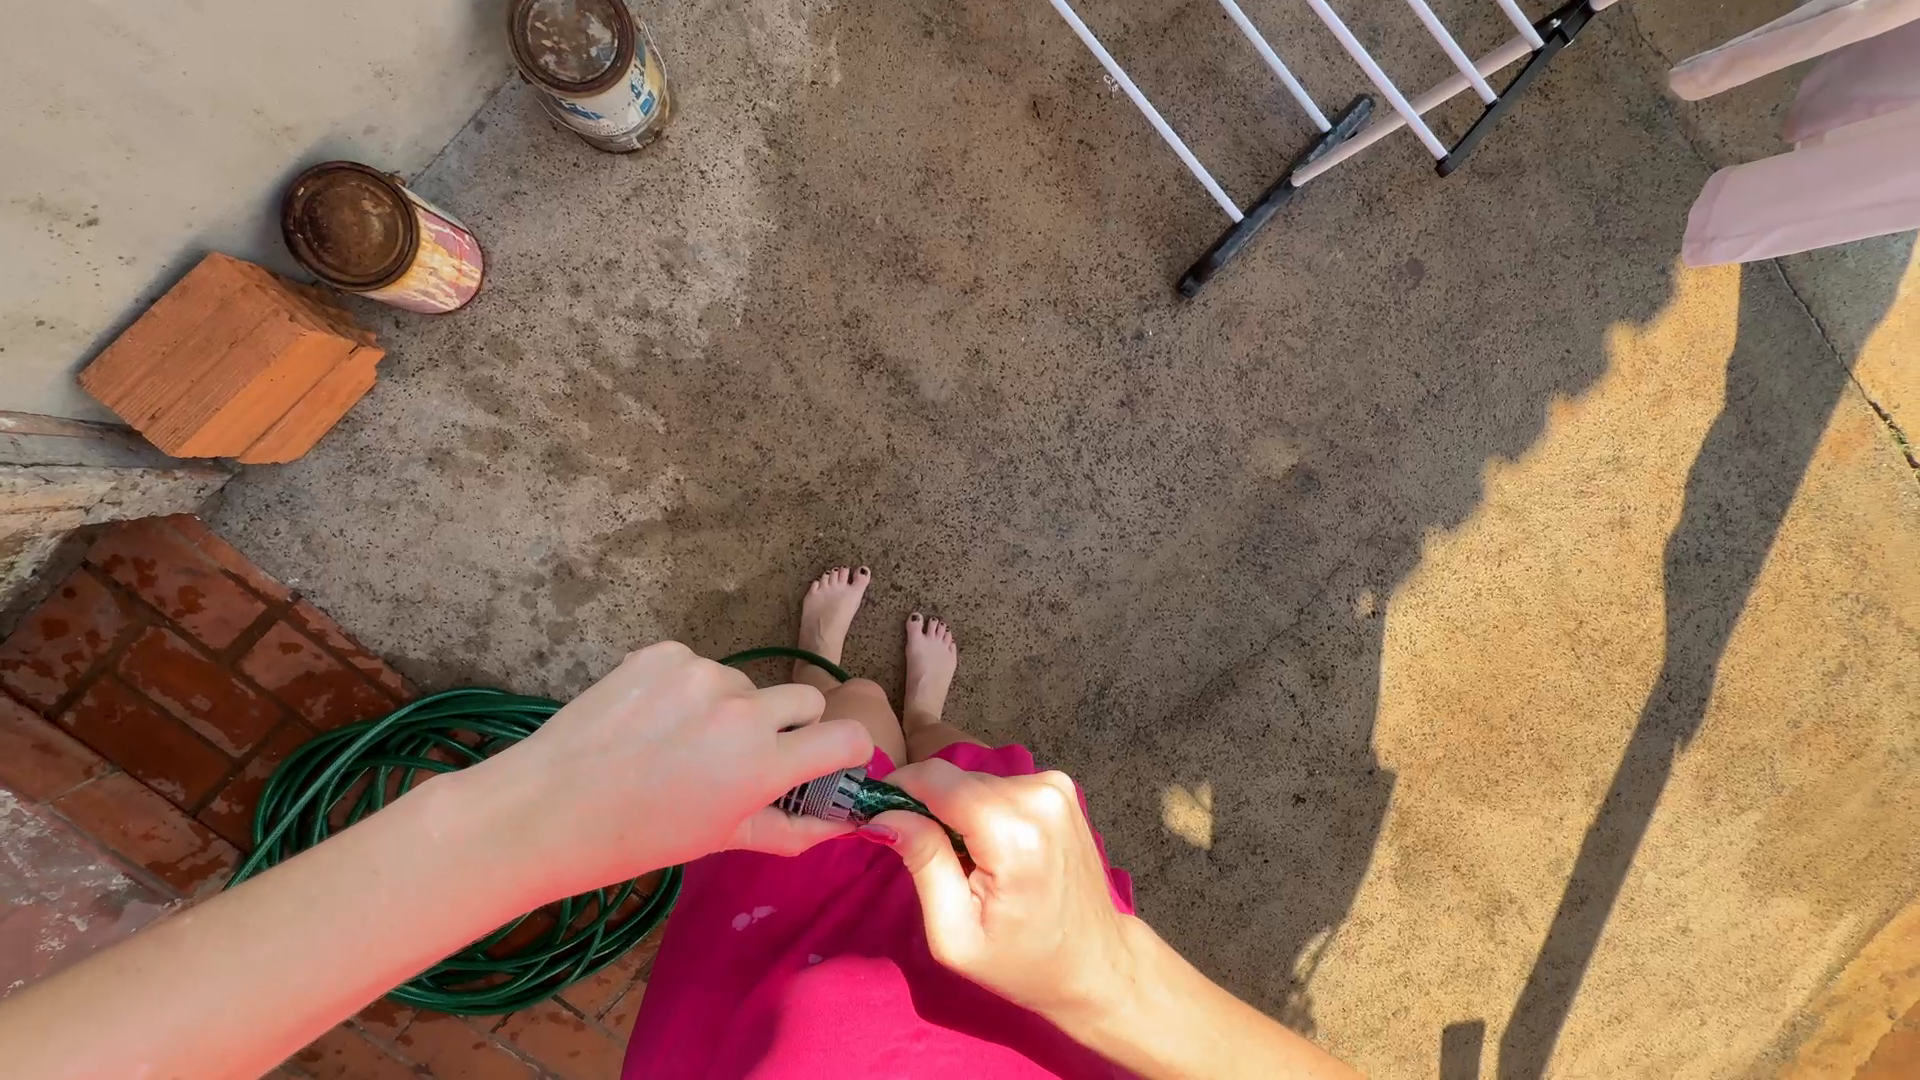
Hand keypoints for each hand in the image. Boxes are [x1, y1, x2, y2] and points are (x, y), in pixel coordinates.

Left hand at [461, 641, 873, 905]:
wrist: (542, 808)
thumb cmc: (638, 838)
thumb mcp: (722, 839)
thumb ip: (794, 831)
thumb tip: (847, 826)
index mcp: (762, 764)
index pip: (848, 736)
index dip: (848, 750)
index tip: (831, 760)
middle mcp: (743, 709)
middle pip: (807, 699)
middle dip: (792, 725)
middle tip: (747, 754)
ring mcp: (702, 673)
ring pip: (748, 684)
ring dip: (733, 708)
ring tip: (682, 739)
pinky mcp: (666, 651)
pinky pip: (703, 666)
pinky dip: (690, 689)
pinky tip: (654, 716)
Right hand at [873, 758, 1138, 1020]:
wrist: (1097, 962)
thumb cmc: (1023, 962)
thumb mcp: (955, 933)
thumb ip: (923, 862)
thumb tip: (884, 814)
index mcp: (1012, 831)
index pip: (936, 778)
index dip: (899, 788)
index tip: (877, 811)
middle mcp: (1037, 794)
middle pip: (956, 780)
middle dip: (932, 808)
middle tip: (930, 856)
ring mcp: (1055, 786)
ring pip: (977, 781)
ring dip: (962, 811)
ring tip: (971, 861)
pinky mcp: (1061, 787)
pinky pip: (1001, 786)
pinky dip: (988, 810)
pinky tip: (997, 849)